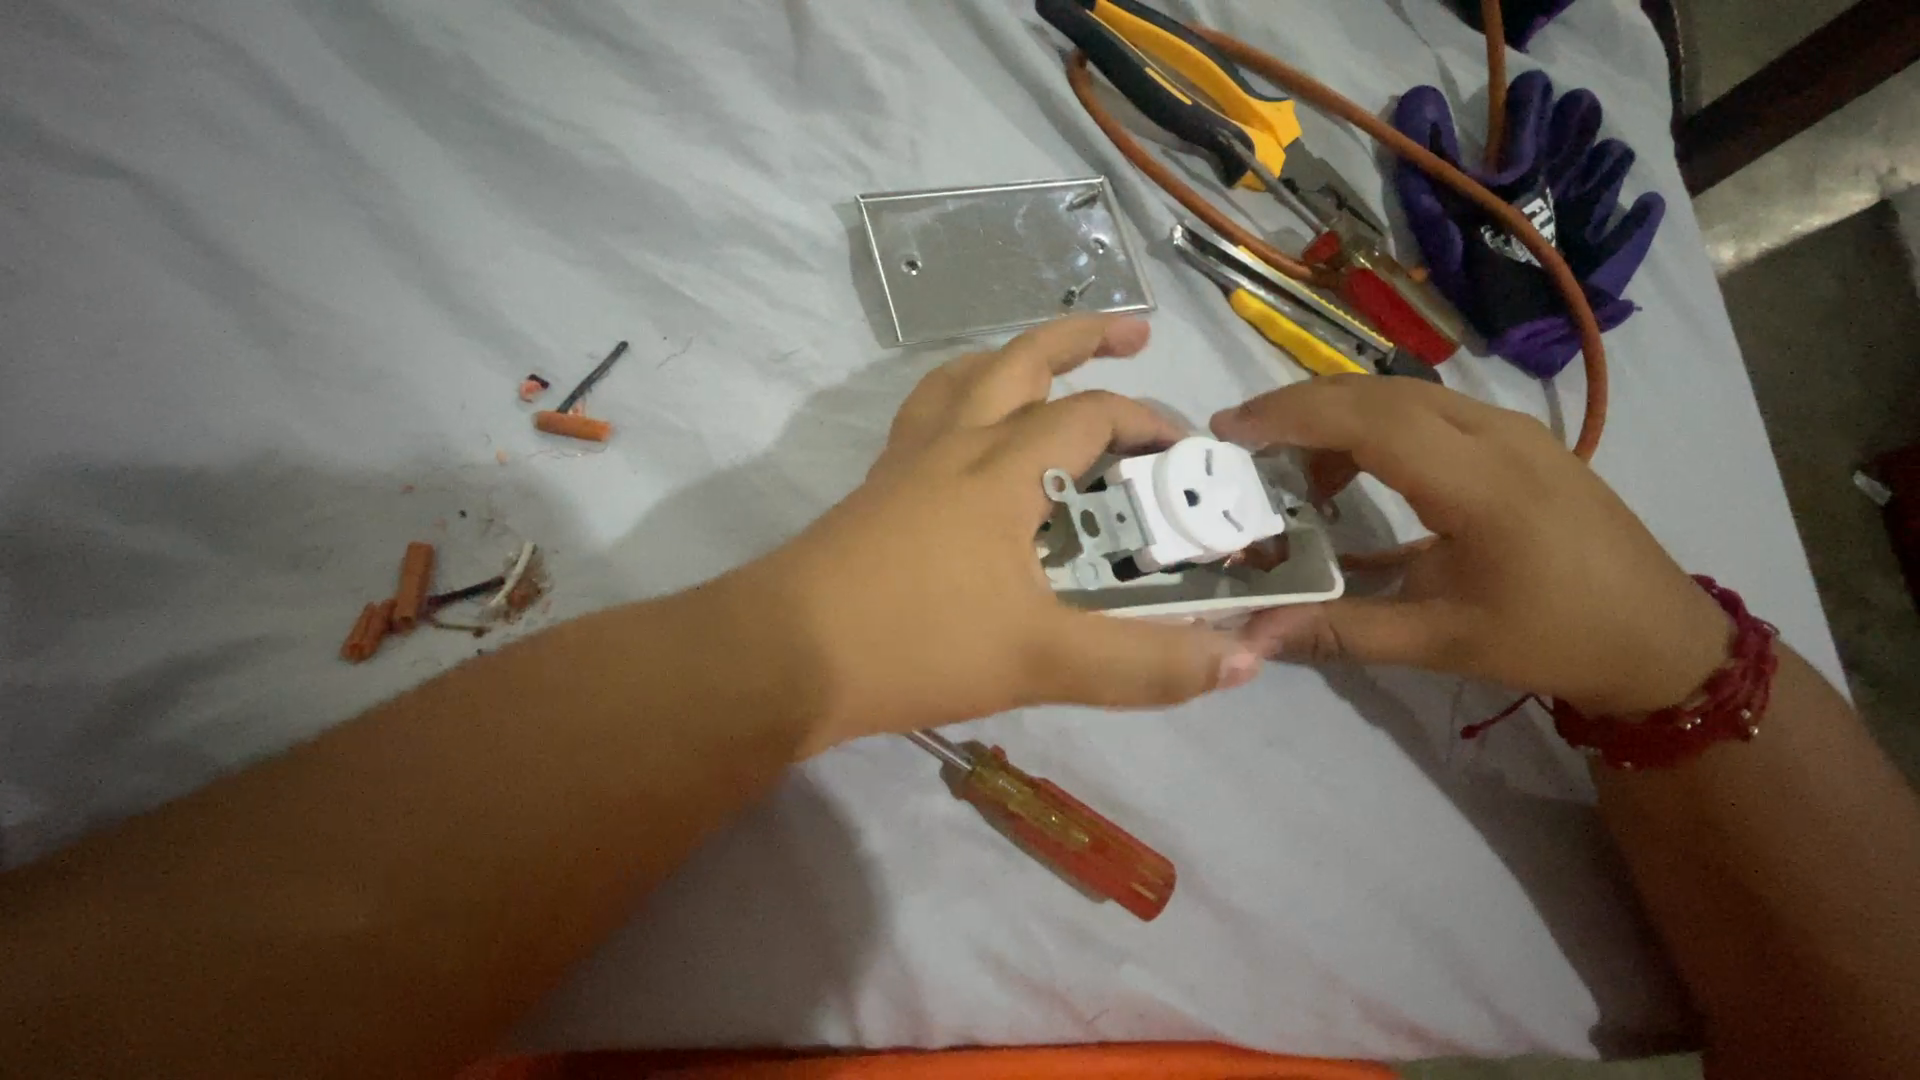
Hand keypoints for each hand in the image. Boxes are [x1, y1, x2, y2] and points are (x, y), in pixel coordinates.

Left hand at [750, 315, 1260, 752]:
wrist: (784, 656)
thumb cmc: (916, 644)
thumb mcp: (1043, 661)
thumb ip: (1144, 665)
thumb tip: (1241, 663)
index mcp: (1004, 468)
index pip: (1093, 415)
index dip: (1149, 421)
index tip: (1187, 452)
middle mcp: (954, 445)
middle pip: (1021, 361)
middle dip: (1081, 337)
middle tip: (1131, 330)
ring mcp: (904, 463)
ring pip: (960, 379)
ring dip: (1009, 360)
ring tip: (1041, 371)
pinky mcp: (872, 491)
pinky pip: (922, 419)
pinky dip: (957, 404)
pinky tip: (963, 443)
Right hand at [1213, 376, 1731, 714]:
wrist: (1662, 638)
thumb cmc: (1551, 640)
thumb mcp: (1439, 642)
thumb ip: (1338, 630)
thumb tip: (1251, 635)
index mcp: (1483, 486)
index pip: (1373, 422)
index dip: (1294, 417)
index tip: (1230, 430)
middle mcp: (1498, 437)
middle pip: (1379, 391)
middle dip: (1299, 405)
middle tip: (1238, 437)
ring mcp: (1512, 431)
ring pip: (1401, 392)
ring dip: (1333, 413)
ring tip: (1283, 461)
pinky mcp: (1515, 438)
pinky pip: (1426, 409)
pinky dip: (1369, 424)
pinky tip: (1347, 470)